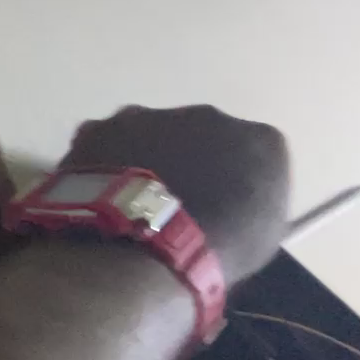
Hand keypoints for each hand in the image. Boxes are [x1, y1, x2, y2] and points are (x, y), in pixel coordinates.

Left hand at [61, 104, 289, 282]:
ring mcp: (145, 116)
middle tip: (168, 192)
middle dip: (182, 157)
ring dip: (139, 152)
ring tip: (127, 190)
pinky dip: (99, 157)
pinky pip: (101, 140)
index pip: (250, 153)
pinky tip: (96, 185)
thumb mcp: (262, 227)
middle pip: (194, 135)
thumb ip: (250, 196)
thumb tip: (232, 198)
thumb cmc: (216, 243)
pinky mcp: (96, 126)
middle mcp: (204, 116)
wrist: (138, 235)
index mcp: (259, 139)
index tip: (217, 198)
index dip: (230, 177)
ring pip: (145, 133)